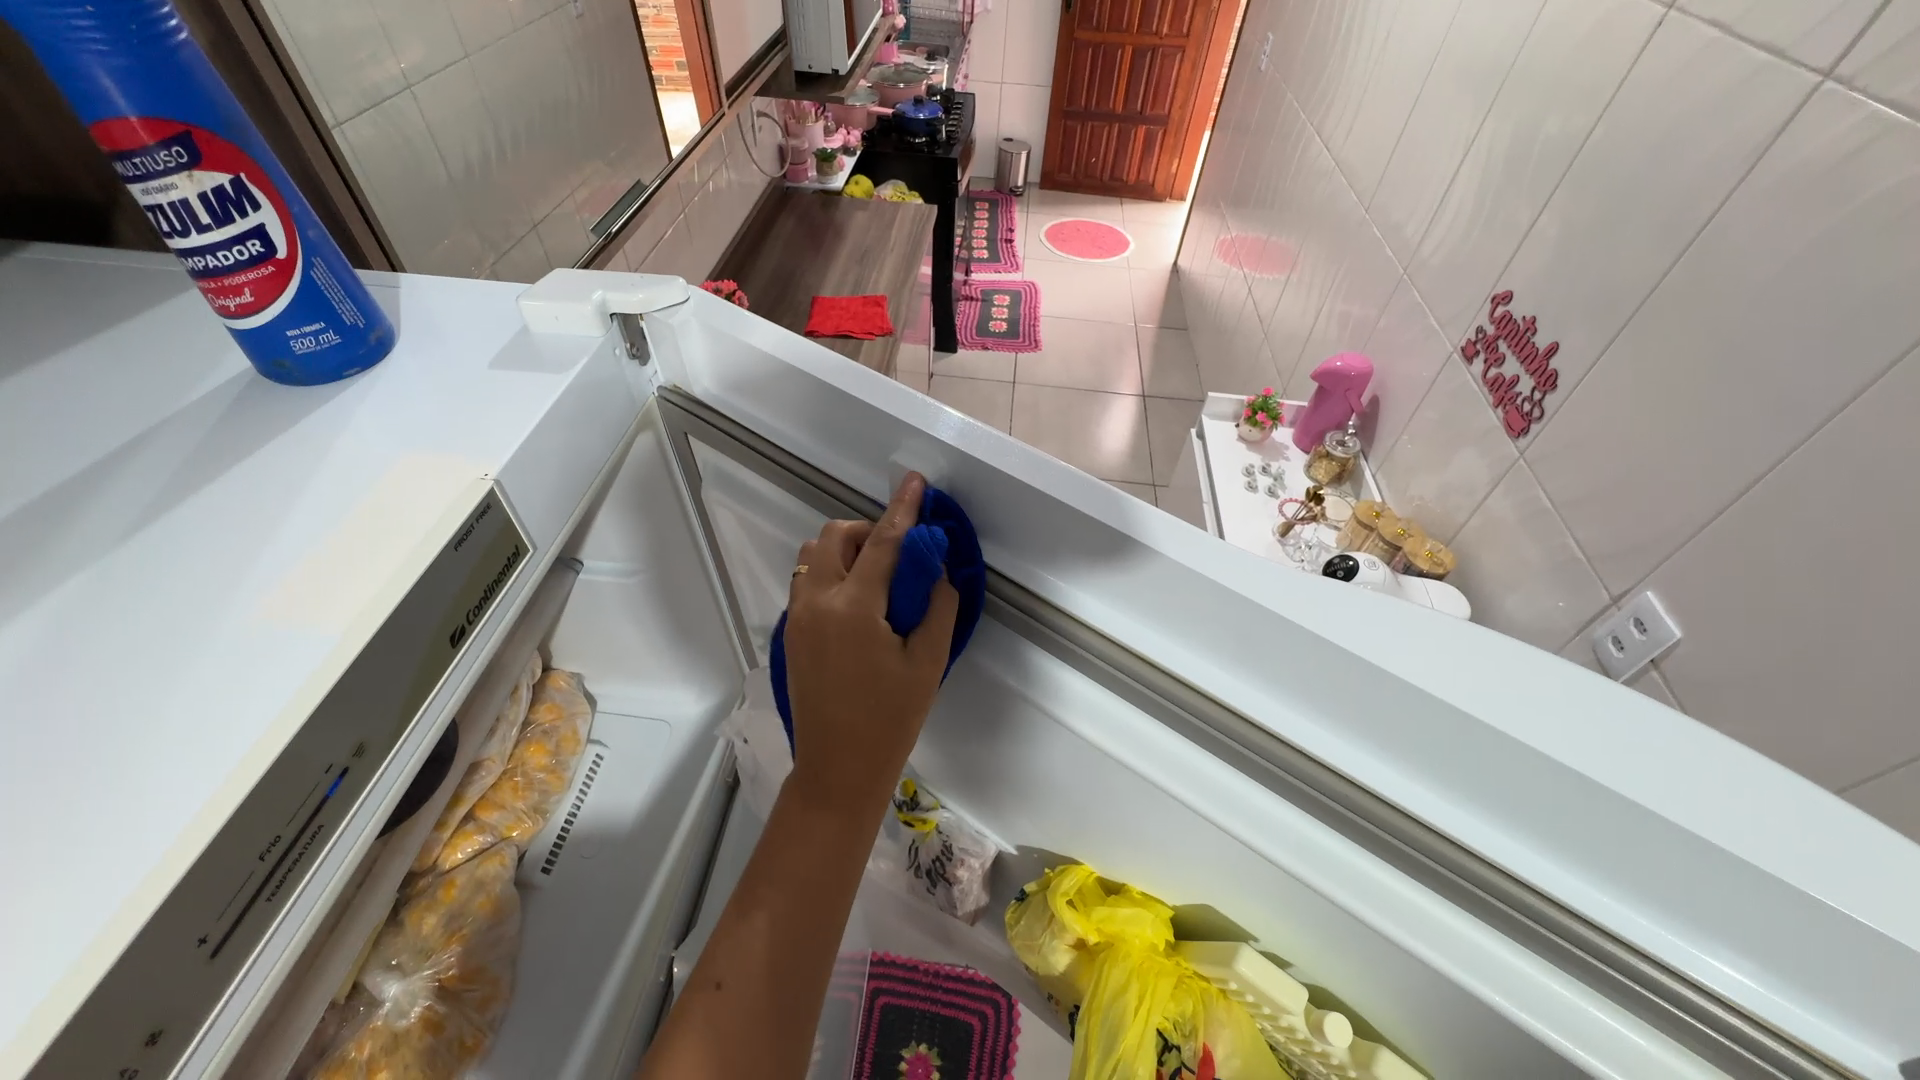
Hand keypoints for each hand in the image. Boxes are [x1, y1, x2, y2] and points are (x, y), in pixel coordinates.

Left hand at [781, 472, 959, 811]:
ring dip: (846, 551)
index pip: (883, 544)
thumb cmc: (890, 720)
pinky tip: (859, 606)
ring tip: (878, 580)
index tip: (915, 482)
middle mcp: (816, 603)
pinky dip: (832, 574)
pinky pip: (807, 582)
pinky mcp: (791, 634)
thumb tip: (938, 570)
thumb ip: (937, 607)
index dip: (903, 510)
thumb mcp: (927, 663)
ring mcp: (797, 618)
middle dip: (868, 532)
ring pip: (813, 557)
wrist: (838, 769)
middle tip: (899, 556)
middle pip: (834, 537)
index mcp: (854, 608)